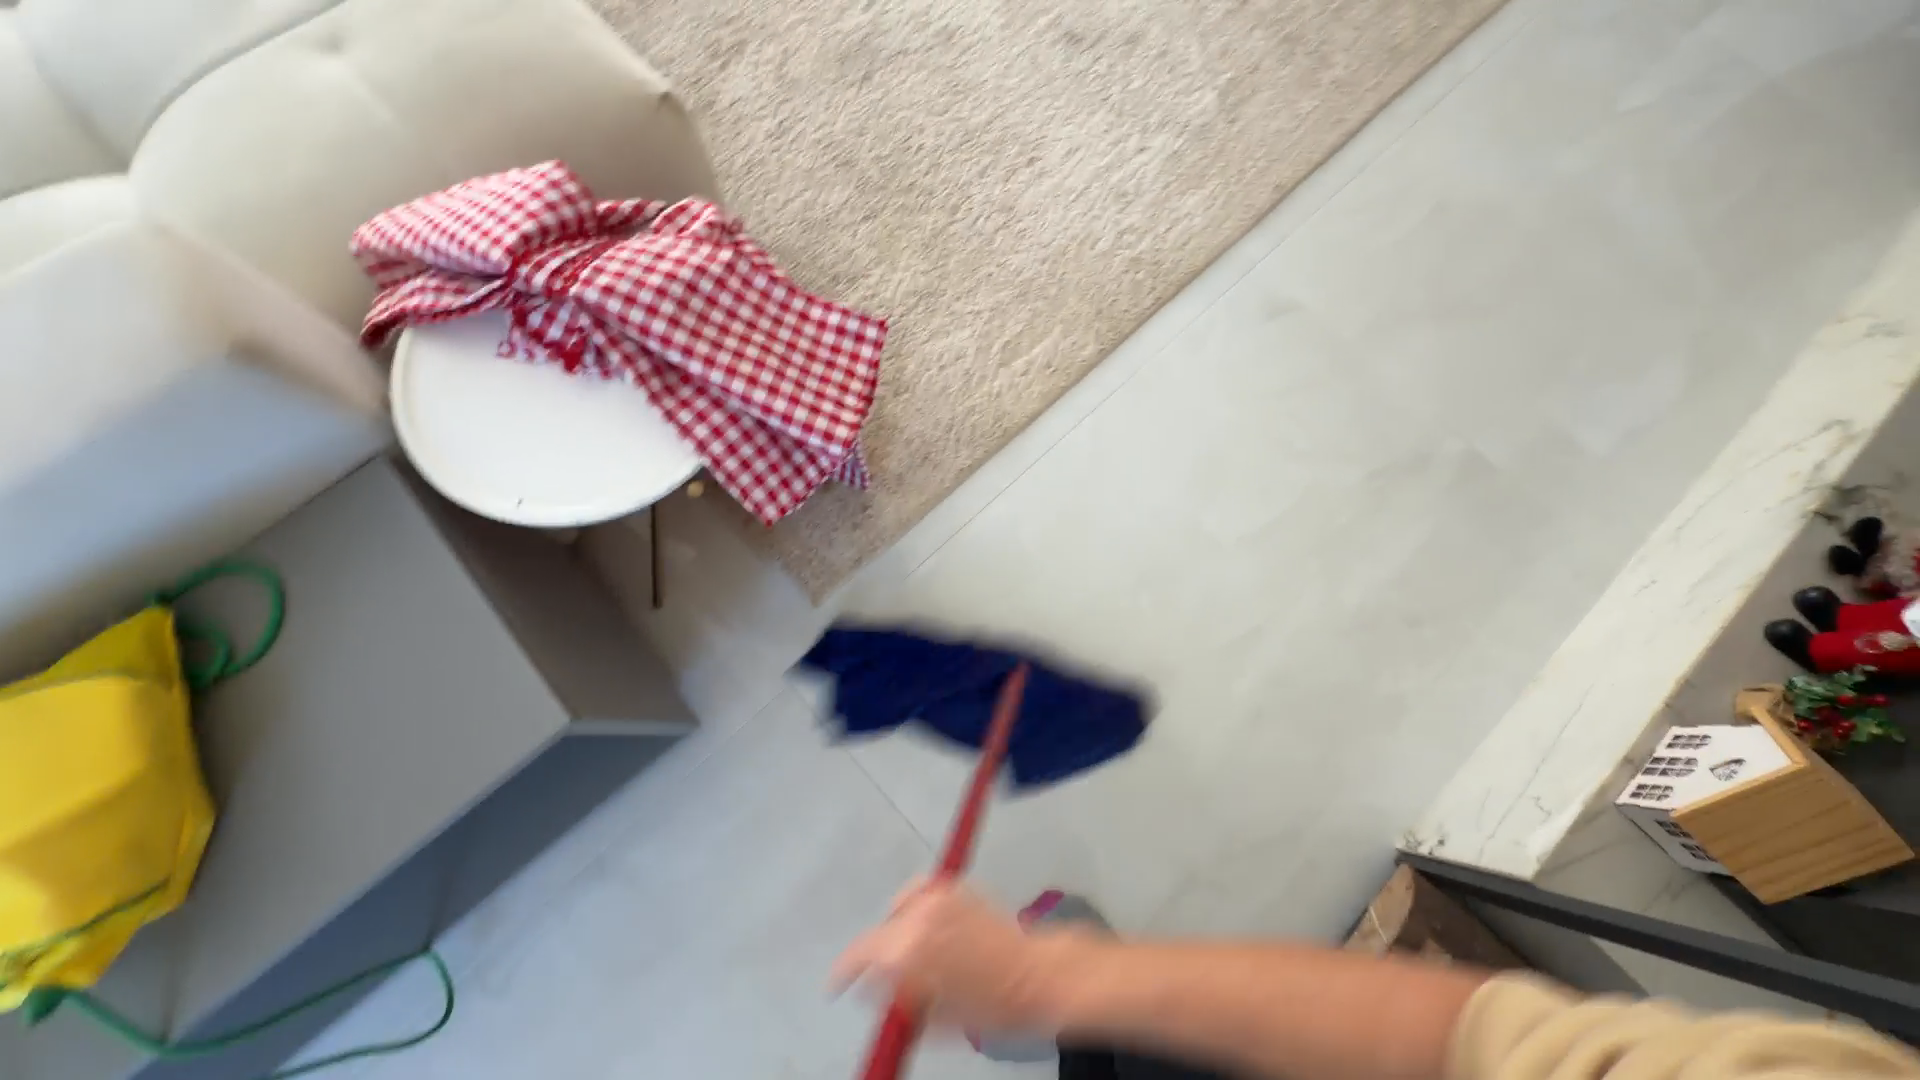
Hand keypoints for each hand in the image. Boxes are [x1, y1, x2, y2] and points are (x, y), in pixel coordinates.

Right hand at [832, 881, 1087, 1034]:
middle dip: (875, 959)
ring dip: (893, 931)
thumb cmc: (990, 1004)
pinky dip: (911, 902)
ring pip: (896, 910)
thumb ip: (897, 1000)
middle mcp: (918, 916)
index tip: (837, 985)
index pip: (861, 955)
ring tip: (902, 953)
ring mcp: (937, 896)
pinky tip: (916, 918)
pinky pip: (919, 890)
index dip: (845, 972)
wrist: (1034, 974)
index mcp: (909, 950)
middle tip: (881, 982)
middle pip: (879, 934)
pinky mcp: (955, 887)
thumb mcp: (936, 1017)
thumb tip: (871, 993)